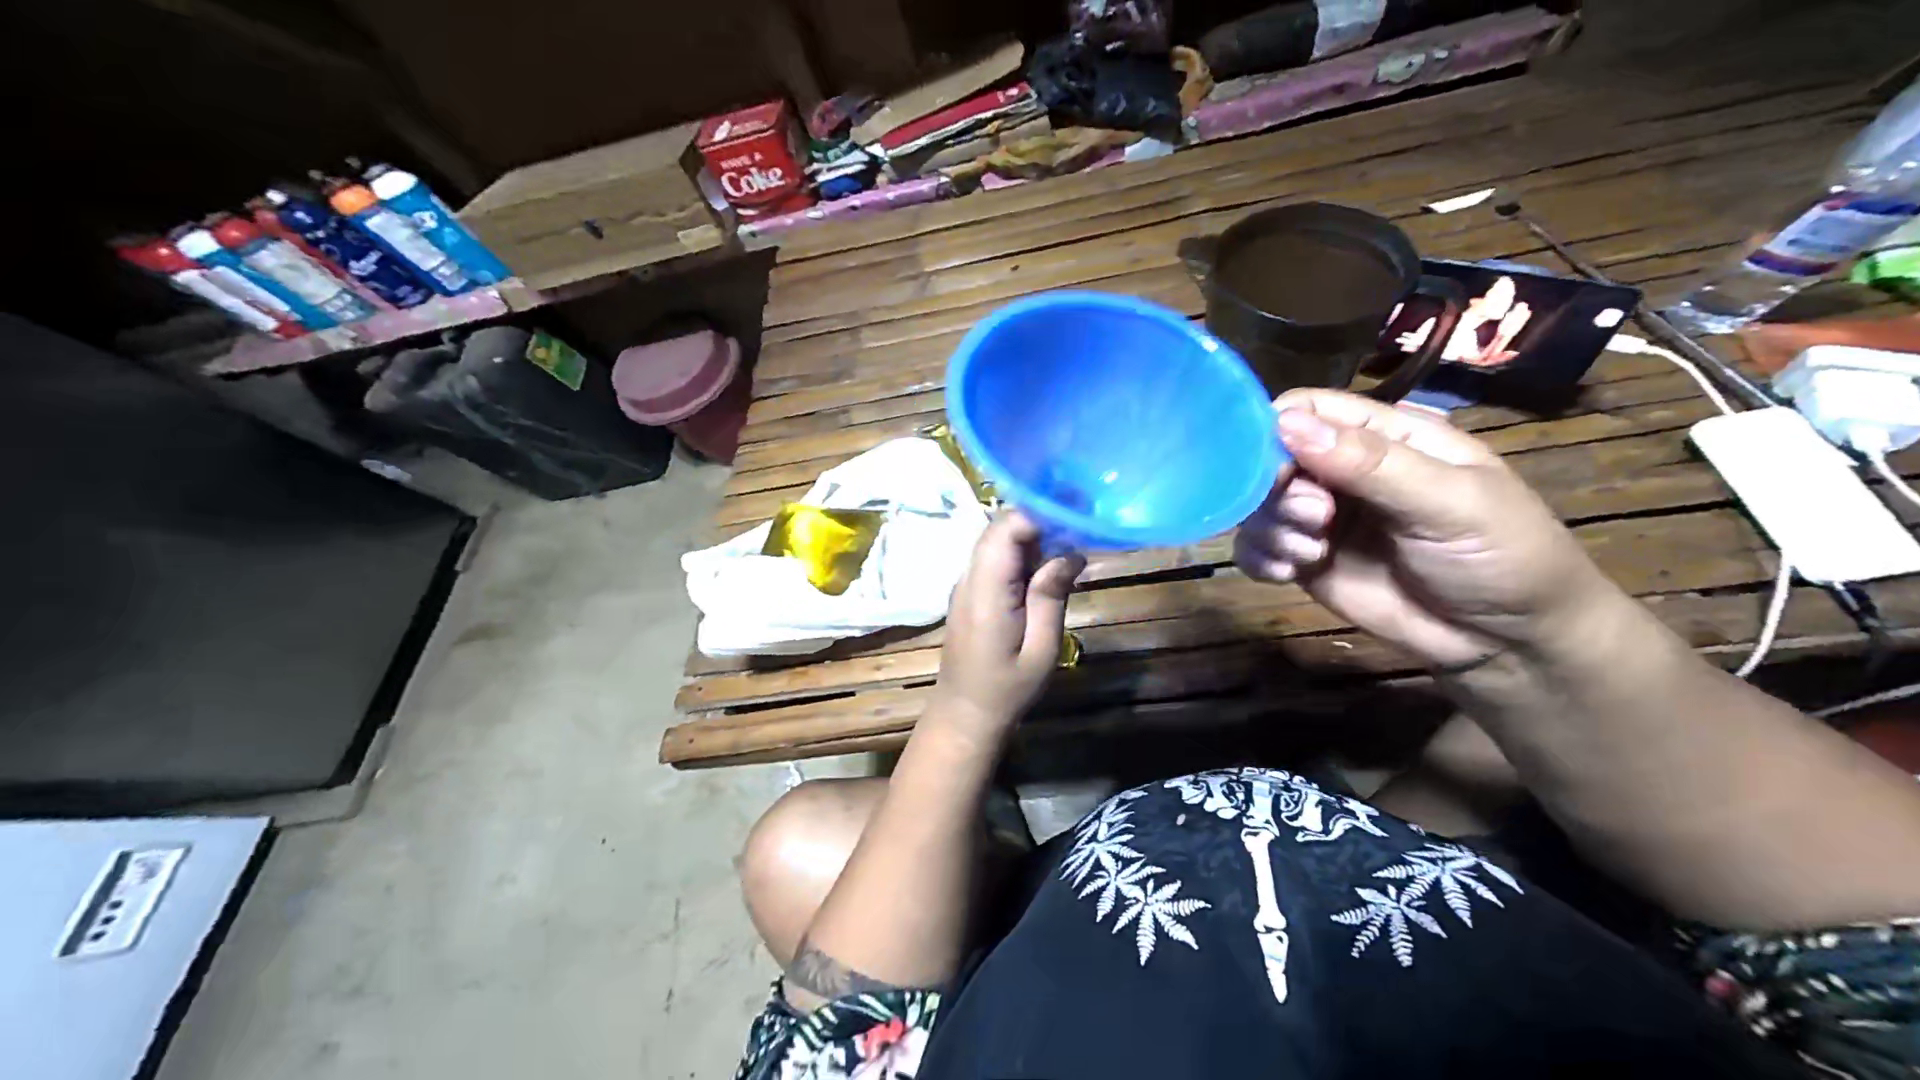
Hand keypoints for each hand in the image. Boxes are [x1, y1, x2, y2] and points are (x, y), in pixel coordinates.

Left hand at [933, 512, 1084, 736]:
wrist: (965, 712)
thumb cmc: (1007, 688)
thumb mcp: (1041, 649)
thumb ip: (1051, 597)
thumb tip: (1069, 553)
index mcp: (986, 590)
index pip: (1005, 530)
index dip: (1039, 514)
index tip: (1075, 512)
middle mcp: (970, 578)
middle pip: (1000, 528)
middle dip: (1041, 519)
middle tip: (1081, 521)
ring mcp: (967, 583)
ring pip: (998, 540)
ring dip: (1034, 536)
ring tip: (1072, 539)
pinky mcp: (972, 591)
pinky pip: (996, 558)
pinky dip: (1023, 553)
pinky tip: (1049, 564)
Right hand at [1233, 389, 1613, 668]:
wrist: (1508, 643)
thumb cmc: (1500, 556)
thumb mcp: (1450, 503)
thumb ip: (1371, 463)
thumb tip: (1287, 424)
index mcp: (1385, 437)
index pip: (1309, 409)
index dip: (1276, 429)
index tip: (1273, 465)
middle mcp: (1342, 471)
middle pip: (1272, 458)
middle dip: (1278, 489)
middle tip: (1314, 519)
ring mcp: (1321, 518)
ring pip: (1260, 505)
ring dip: (1272, 527)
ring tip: (1311, 554)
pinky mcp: (1306, 560)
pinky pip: (1257, 548)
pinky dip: (1260, 557)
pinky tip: (1288, 572)